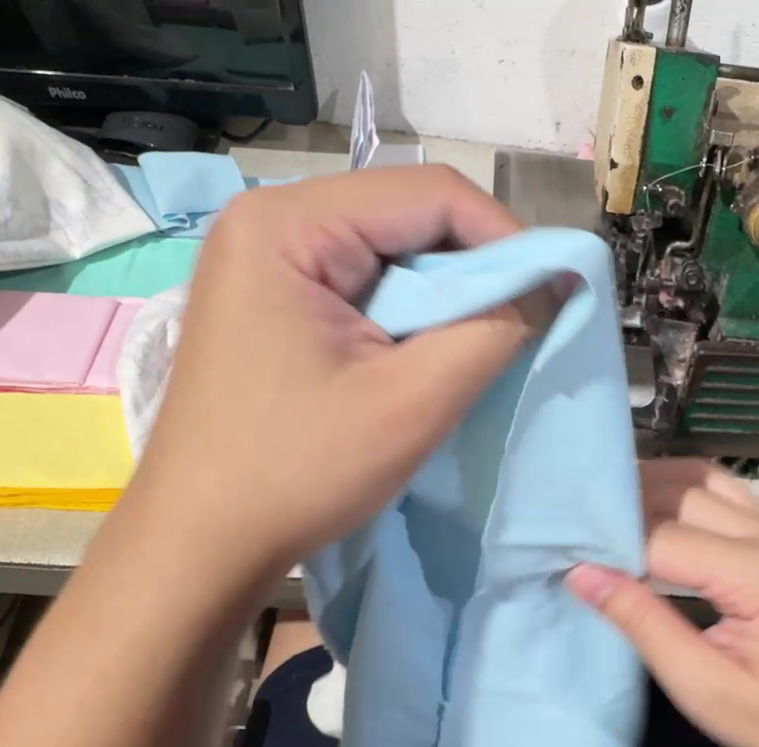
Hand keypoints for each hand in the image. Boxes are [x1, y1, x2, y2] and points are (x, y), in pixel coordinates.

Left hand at [119, 166, 558, 591]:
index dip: (505, 238)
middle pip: (407, 217)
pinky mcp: (269, 303)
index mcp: (288, 224)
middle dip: (473, 273)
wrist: (202, 540)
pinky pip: (362, 287)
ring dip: (442, 300)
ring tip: (470, 354)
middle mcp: (268, 222)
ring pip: (389, 254)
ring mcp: (263, 262)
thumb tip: (557, 282)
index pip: (430, 193)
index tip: (552, 296)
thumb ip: (495, 331)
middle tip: (516, 333)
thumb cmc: (297, 472)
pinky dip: (407, 319)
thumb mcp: (411, 403)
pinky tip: (420, 362)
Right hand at [566, 460, 758, 746]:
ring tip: (606, 516)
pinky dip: (682, 495)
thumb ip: (643, 624)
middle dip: (624, 505)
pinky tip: (652, 517)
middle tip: (574, 528)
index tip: (563, 551)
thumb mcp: (704, 688)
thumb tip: (581, 573)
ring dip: (653, 488)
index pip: (662, 537)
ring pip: (704, 480)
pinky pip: (725, 493)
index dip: (609, 543)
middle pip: (682, 494)